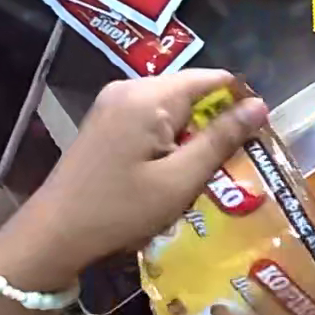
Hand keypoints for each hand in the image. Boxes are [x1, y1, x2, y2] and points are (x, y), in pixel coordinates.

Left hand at [0, 70, 267, 287]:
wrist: (54, 235)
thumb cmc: (122, 210)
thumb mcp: (181, 179)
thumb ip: (221, 139)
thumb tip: (260, 105)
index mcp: (149, 97)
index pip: (213, 79)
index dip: (241, 103)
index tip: (256, 138)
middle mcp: (130, 89)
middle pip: (193, 91)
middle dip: (218, 122)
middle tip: (234, 162)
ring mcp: (114, 103)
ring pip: (176, 107)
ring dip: (196, 134)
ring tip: (210, 170)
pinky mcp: (108, 121)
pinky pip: (154, 119)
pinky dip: (174, 139)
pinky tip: (178, 170)